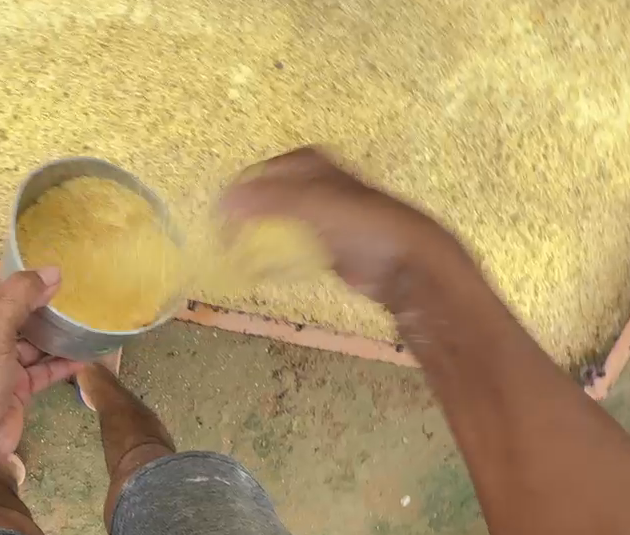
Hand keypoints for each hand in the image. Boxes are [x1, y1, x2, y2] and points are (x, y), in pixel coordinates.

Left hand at [0, 269, 83, 464]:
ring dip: (54, 335)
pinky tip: (84, 356)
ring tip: (84, 321)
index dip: (16, 276)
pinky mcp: (16, 389)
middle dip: (41, 304)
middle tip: (74, 293)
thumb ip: (20, 296)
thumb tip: (52, 272)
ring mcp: (0, 366)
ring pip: (31, 343)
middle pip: (14, 314)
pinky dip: (60, 364)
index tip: (48, 270)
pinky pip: (42, 370)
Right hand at [219, 147, 458, 309]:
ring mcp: (326, 219)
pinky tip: (264, 271)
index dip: (246, 185)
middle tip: (228, 232)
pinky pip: (294, 250)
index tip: (225, 208)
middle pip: (274, 195)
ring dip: (260, 238)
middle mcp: (320, 188)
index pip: (271, 169)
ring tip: (238, 252)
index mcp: (316, 167)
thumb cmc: (362, 226)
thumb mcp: (313, 204)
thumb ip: (270, 200)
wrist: (404, 263)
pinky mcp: (331, 249)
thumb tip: (225, 199)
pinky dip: (276, 259)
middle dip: (250, 214)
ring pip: (282, 223)